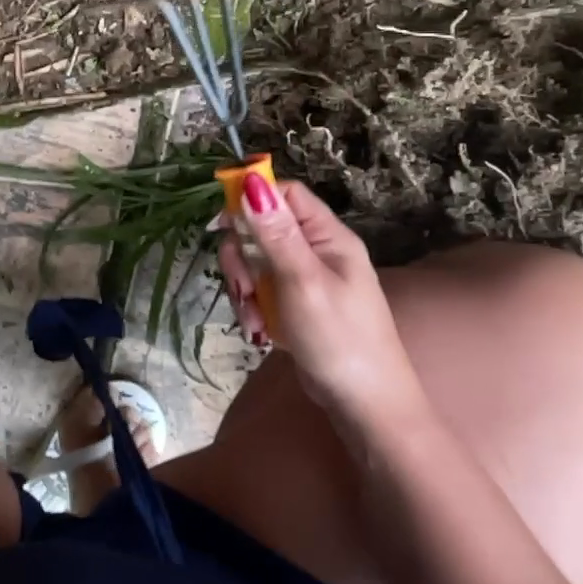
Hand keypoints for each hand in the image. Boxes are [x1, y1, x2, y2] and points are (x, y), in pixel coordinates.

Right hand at [220, 177, 423, 425]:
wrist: (362, 403)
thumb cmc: (338, 337)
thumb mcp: (302, 281)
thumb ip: (275, 232)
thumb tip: (251, 180)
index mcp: (328, 238)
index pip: (285, 194)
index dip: (250, 197)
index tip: (219, 219)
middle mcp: (316, 251)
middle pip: (259, 227)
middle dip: (240, 254)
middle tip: (242, 283)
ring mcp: (303, 278)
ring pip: (252, 260)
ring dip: (242, 285)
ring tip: (252, 315)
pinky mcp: (292, 302)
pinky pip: (257, 289)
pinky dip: (251, 306)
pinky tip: (258, 329)